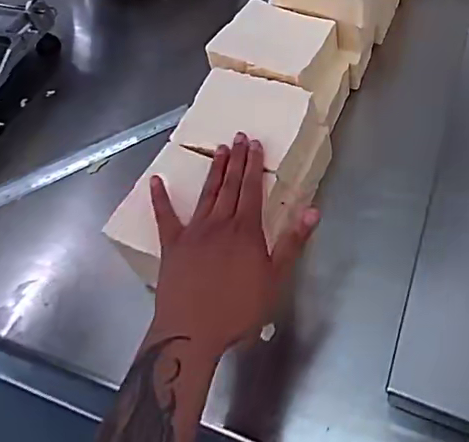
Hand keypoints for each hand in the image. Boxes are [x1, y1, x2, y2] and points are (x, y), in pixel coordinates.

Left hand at [148, 133, 318, 356]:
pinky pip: (165, 216)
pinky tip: (155, 181)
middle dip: (236, 159)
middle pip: (230, 185)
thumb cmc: (238, 310)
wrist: (193, 331)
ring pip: (207, 194)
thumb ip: (293, 242)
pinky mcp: (172, 244)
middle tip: (238, 136)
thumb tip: (312, 210)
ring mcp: (194, 231)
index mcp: (246, 230)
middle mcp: (220, 223)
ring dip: (214, 170)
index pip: (252, 189)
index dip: (254, 165)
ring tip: (219, 150)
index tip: (255, 144)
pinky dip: (160, 198)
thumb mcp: (275, 279)